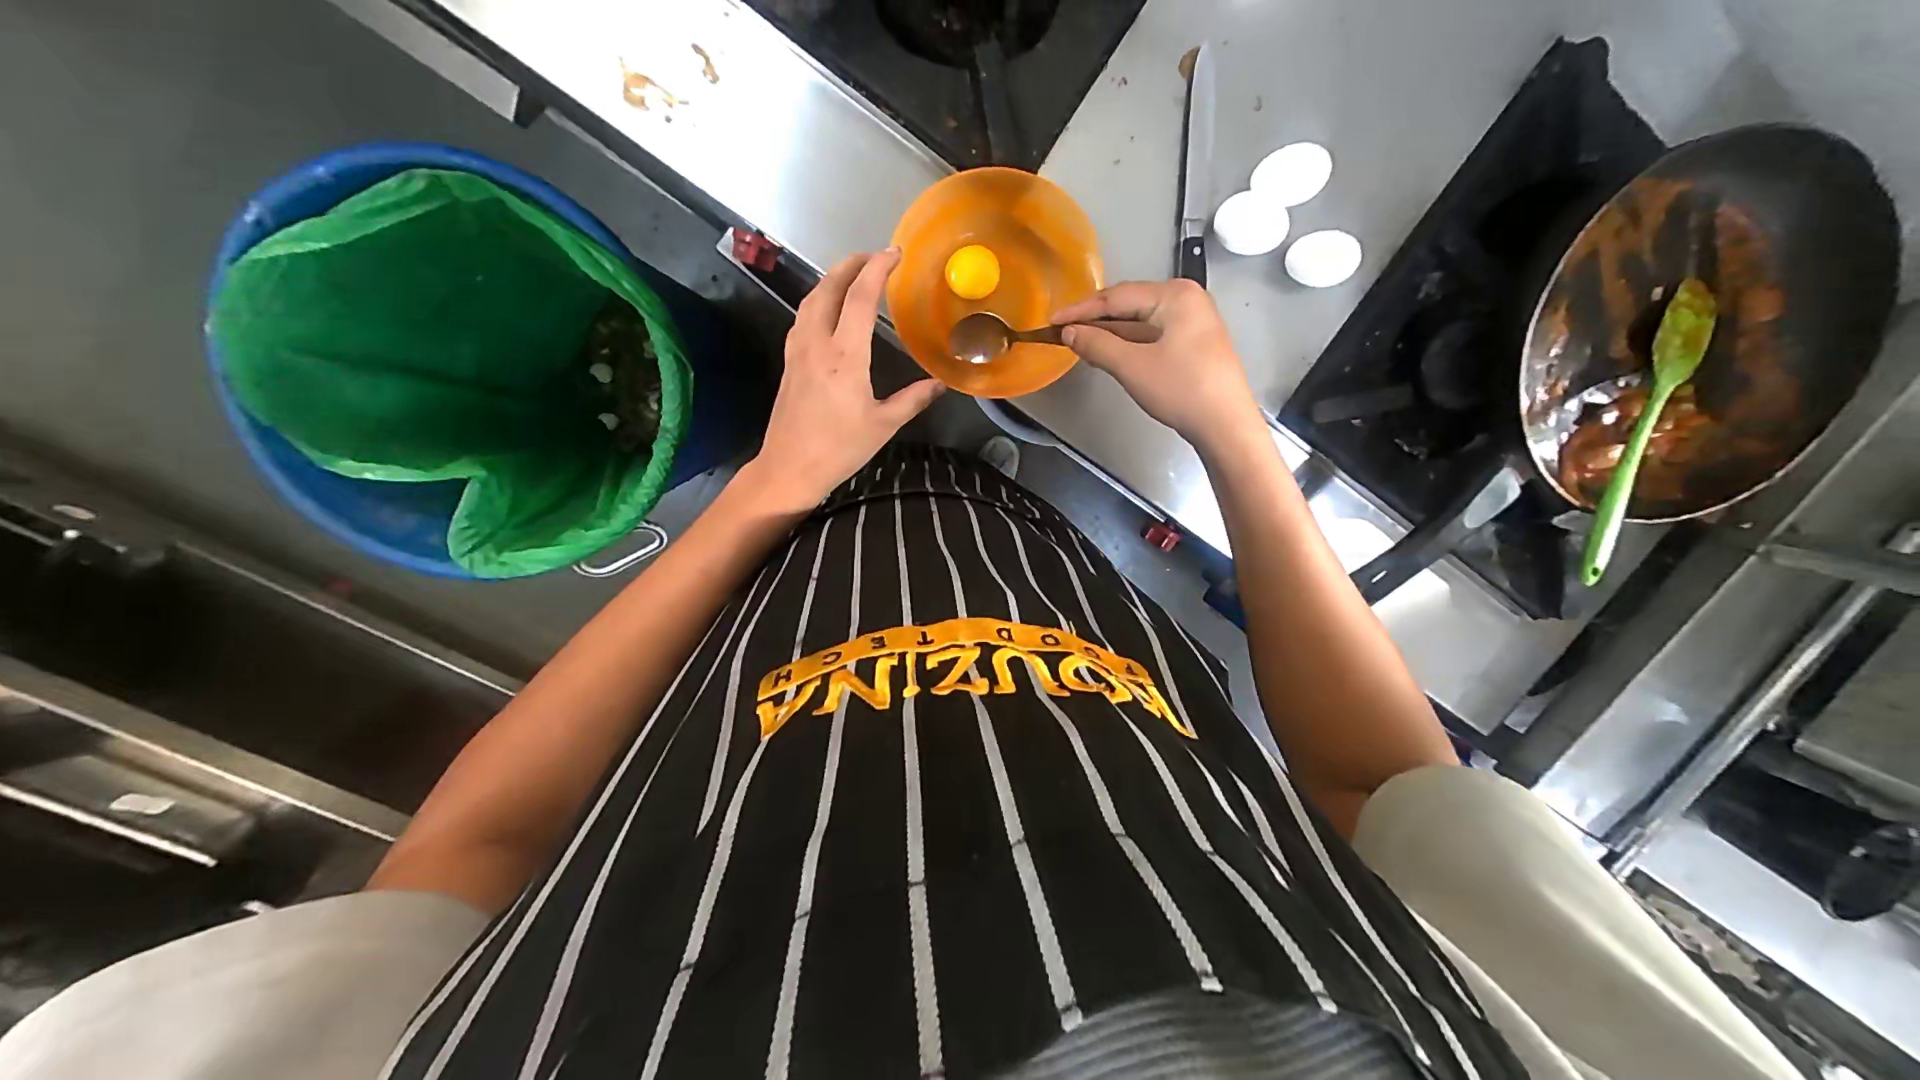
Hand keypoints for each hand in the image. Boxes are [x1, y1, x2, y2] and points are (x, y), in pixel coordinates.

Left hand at [741, 248, 943, 511]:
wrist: (789, 467)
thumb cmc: (839, 448)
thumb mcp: (883, 425)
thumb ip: (913, 399)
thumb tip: (940, 384)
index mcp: (845, 355)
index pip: (860, 297)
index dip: (878, 269)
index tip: (895, 254)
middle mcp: (817, 343)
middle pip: (829, 287)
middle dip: (851, 264)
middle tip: (874, 257)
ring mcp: (798, 350)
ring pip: (811, 299)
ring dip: (832, 279)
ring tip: (853, 274)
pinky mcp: (790, 361)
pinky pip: (803, 316)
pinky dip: (819, 300)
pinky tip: (829, 308)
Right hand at [1051, 279, 1261, 449]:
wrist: (1225, 425)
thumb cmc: (1182, 390)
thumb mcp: (1132, 366)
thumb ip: (1097, 345)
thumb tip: (1069, 332)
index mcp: (1174, 295)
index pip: (1116, 297)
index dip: (1080, 310)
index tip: (1052, 321)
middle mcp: (1186, 300)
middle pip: (1129, 306)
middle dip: (1095, 321)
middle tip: (1063, 333)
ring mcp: (1192, 322)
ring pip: (1139, 323)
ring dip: (1109, 335)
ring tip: (1079, 345)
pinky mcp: (1192, 344)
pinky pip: (1151, 337)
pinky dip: (1127, 345)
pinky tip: (1107, 354)